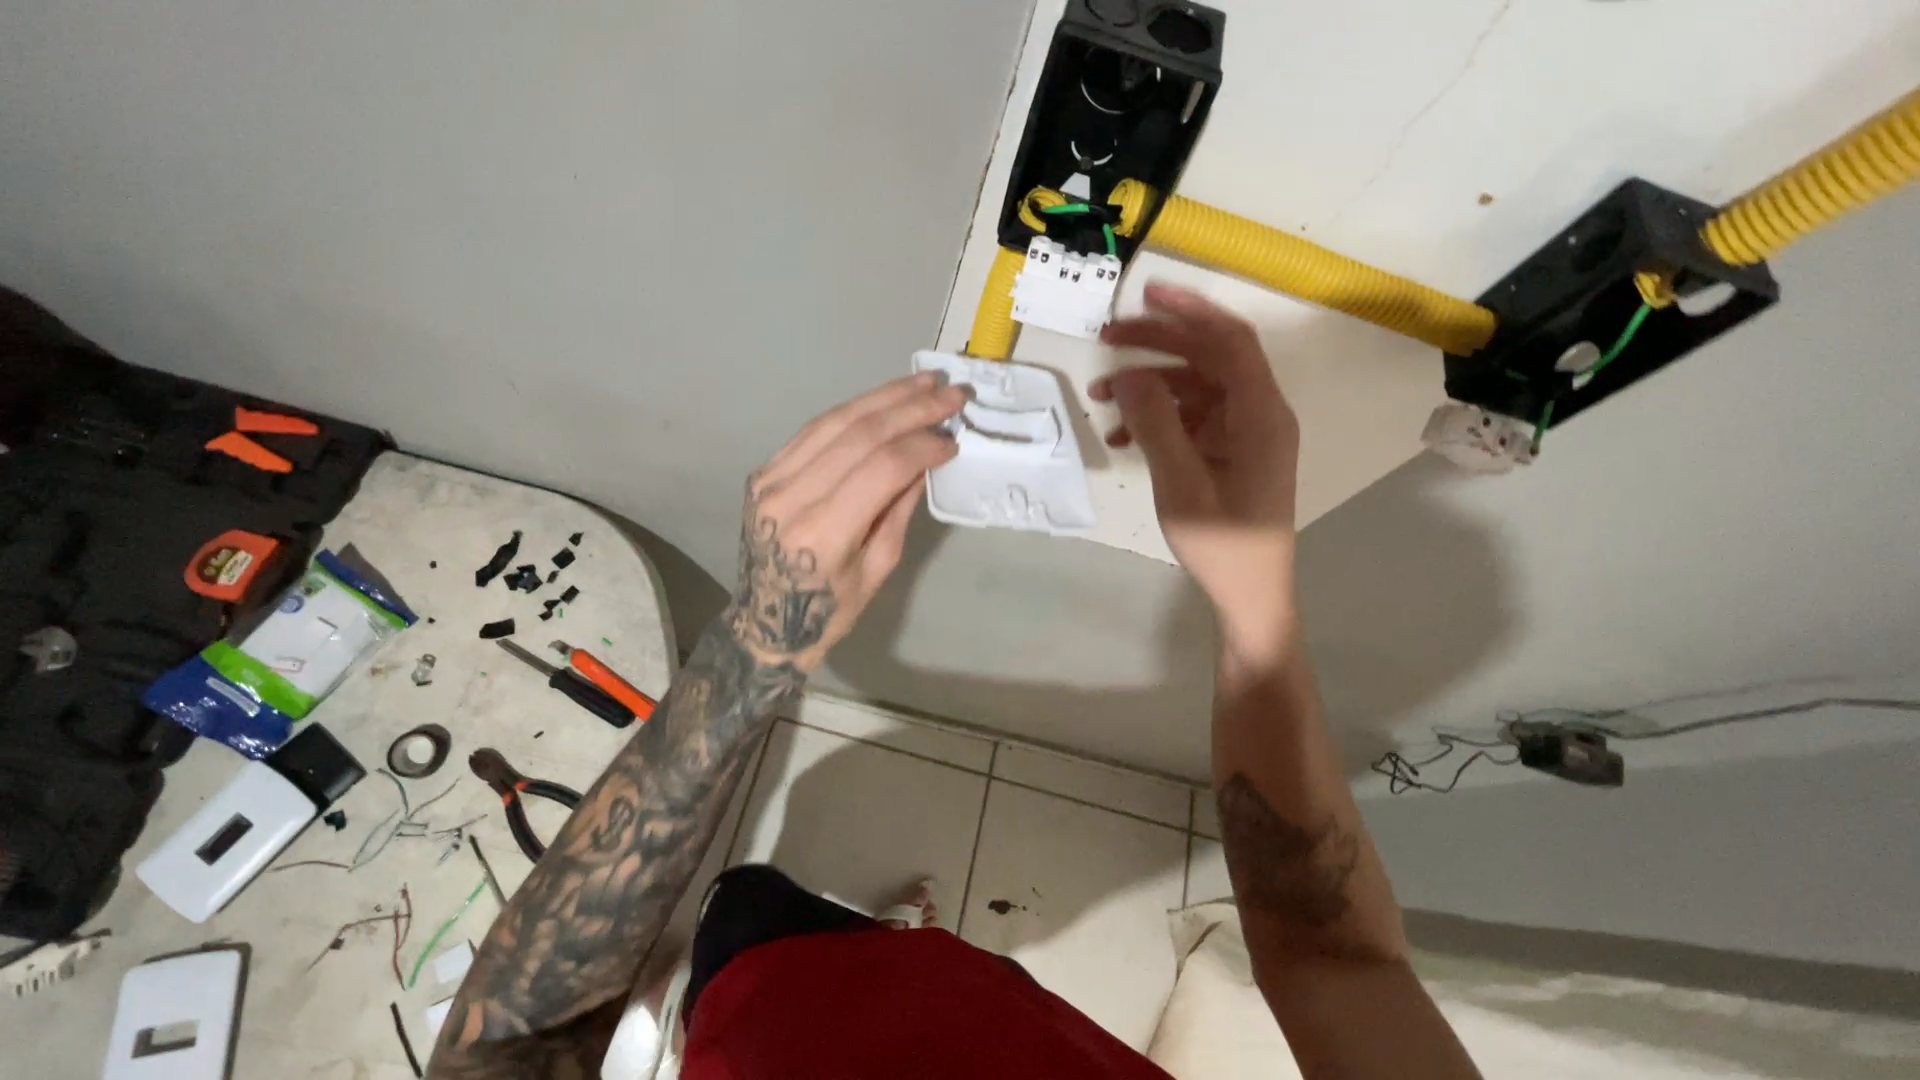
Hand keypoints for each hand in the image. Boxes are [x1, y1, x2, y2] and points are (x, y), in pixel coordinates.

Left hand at [727, 372, 963, 672]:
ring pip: (834, 421)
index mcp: (823, 534)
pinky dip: (852, 409)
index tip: (952, 440)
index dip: (922, 446)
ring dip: (884, 397)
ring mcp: (771, 480)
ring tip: (924, 383)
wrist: (764, 624)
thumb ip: (899, 508)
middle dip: (911, 409)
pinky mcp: (764, 471)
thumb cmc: (830, 610)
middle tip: (951, 394)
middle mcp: (792, 498)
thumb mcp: (877, 568)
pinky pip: (813, 429)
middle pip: (859, 435)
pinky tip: (883, 398)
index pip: (881, 468)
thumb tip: (926, 457)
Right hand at [1091, 283, 1300, 660]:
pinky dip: (1158, 420)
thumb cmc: (1222, 544)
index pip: (1230, 342)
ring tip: (1101, 398)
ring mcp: (1245, 434)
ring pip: (1196, 389)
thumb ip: (1156, 424)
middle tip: (1107, 339)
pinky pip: (1193, 421)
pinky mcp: (1231, 453)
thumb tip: (1127, 374)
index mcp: (1261, 415)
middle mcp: (1259, 415)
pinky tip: (1122, 437)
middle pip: (1210, 359)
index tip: (1145, 295)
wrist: (1251, 594)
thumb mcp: (1181, 484)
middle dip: (1159, 345)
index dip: (1190, 312)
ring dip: (1150, 388)